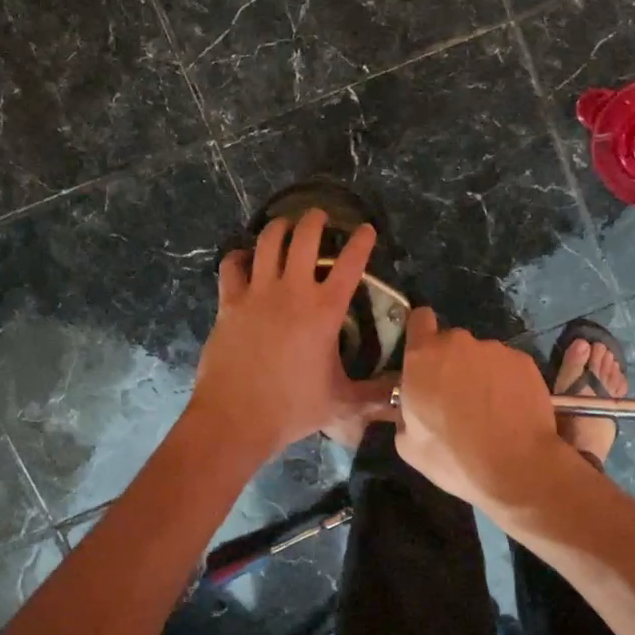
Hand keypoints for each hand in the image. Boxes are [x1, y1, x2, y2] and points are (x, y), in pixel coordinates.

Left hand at [189, 209, 395, 457]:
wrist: (235, 418)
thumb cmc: (292, 409)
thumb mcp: (341, 403)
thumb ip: (374, 397)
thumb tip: (404, 398)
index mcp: (325, 311)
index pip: (350, 263)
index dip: (361, 241)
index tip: (366, 229)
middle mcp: (293, 291)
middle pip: (305, 237)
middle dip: (315, 219)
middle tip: (320, 216)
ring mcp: (258, 293)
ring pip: (268, 242)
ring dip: (279, 228)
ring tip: (285, 225)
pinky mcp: (230, 302)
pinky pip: (232, 266)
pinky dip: (239, 256)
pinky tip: (244, 257)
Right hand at [393, 307, 566, 510]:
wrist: (517, 468)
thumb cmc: (455, 458)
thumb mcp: (409, 445)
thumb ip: (405, 413)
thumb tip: (411, 407)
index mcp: (423, 356)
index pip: (419, 319)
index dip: (421, 334)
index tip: (425, 358)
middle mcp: (457, 342)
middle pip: (451, 343)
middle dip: (451, 364)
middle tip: (457, 399)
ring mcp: (493, 349)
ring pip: (481, 356)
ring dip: (480, 374)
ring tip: (489, 410)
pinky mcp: (523, 360)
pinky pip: (507, 366)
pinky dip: (506, 382)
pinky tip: (511, 410)